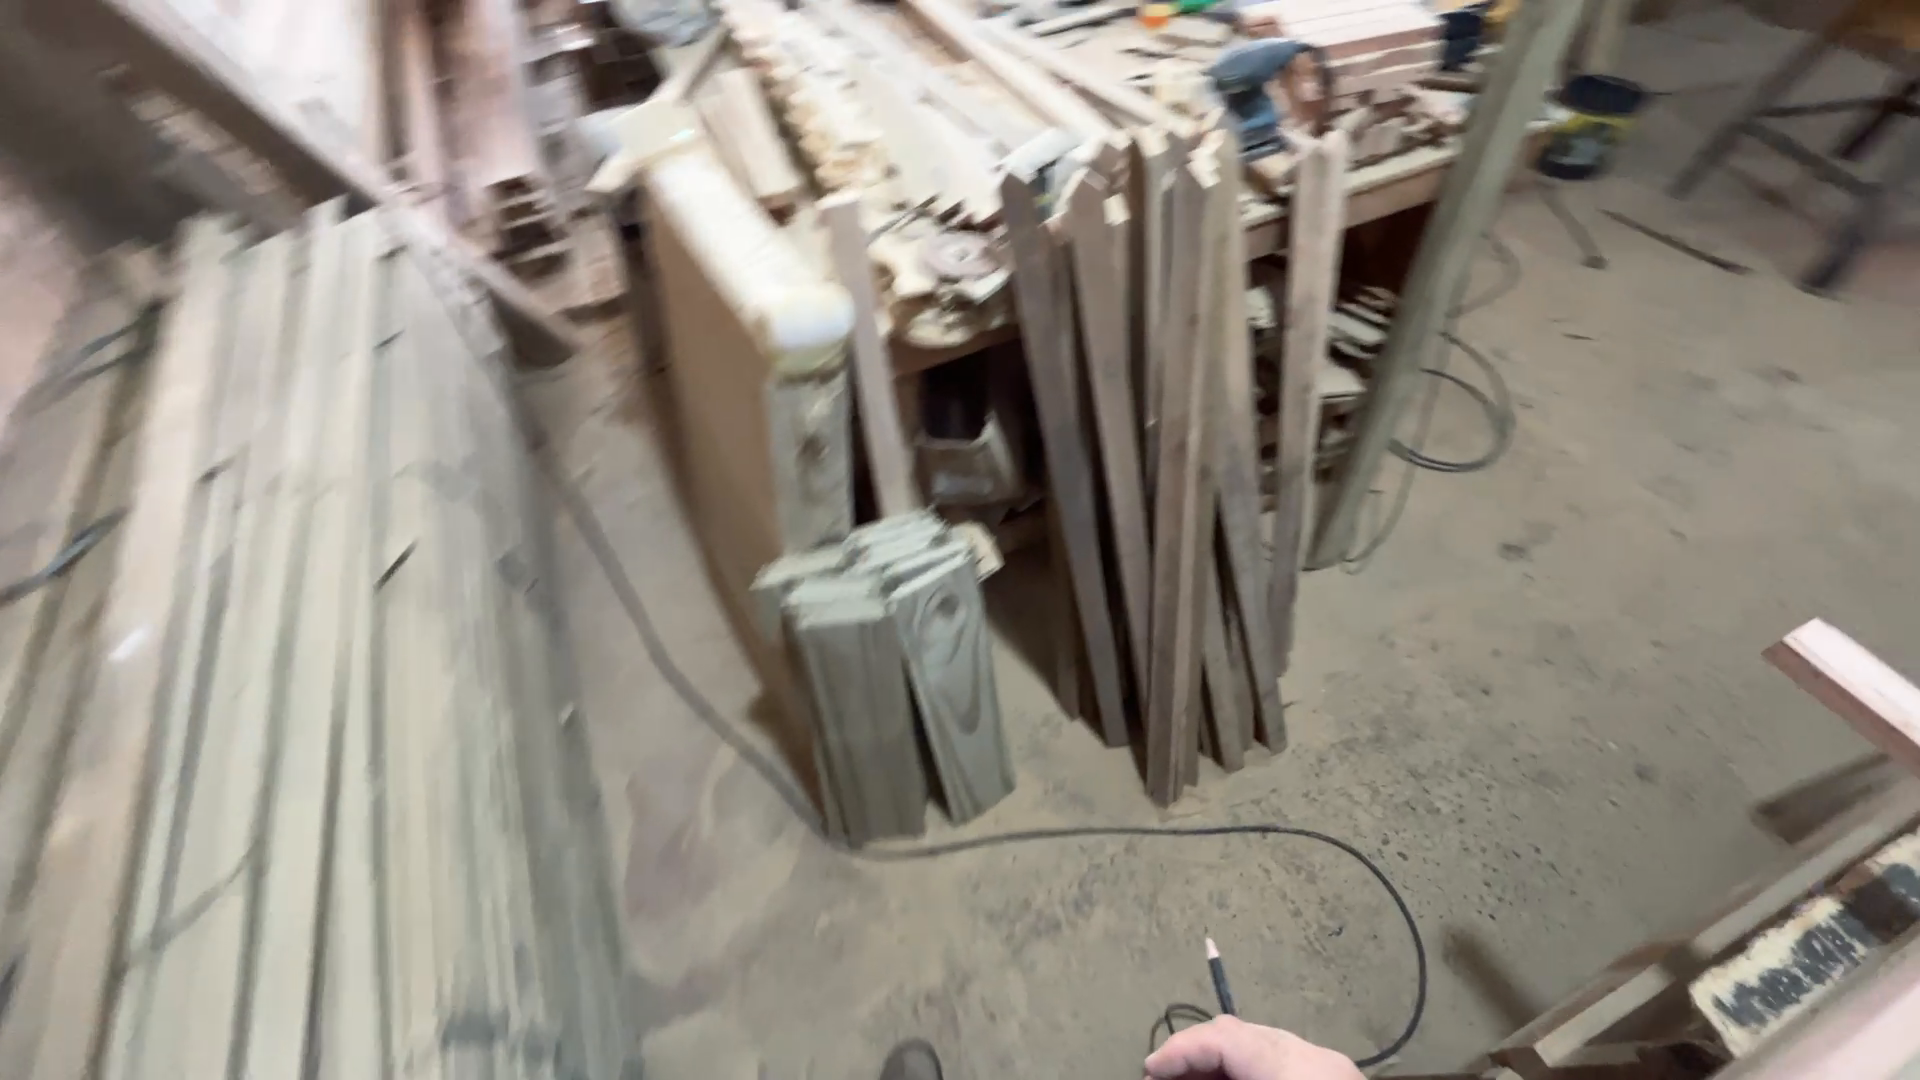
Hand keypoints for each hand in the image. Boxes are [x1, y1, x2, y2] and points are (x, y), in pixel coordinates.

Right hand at [1144, 1017, 1364, 1079]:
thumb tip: (1162, 1079)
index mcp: (1298, 1070)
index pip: (1226, 1038)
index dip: (1180, 1050)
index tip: (1148, 1071)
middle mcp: (1318, 1060)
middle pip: (1241, 1037)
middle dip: (1196, 1059)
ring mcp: (1332, 1074)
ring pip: (1259, 1051)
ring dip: (1219, 1070)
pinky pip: (1279, 1070)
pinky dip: (1246, 1078)